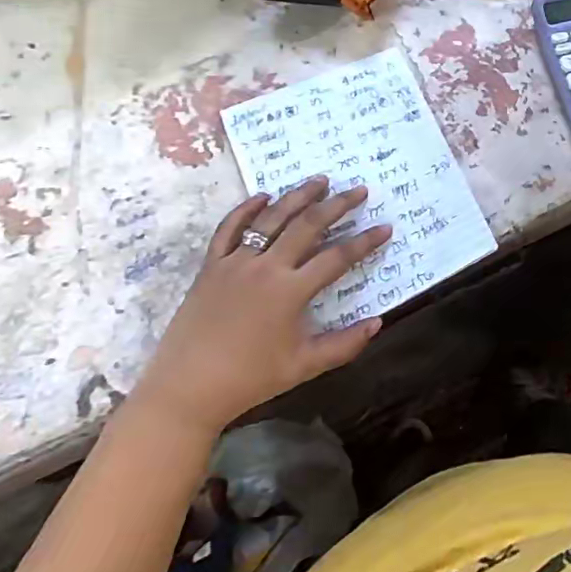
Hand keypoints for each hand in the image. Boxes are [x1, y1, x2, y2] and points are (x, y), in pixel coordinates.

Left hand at [130, 179, 391, 436]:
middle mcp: (265, 268)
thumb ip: (344, 345)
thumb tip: (378, 323)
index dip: (365, 242)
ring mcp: (235, 263)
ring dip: (299, 196)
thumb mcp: (303, 367)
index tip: (385, 228)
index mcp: (289, 292)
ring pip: (272, 218)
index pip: (337, 258)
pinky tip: (264, 196)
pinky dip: (247, 209)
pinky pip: (229, 229)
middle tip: (359, 190)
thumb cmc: (248, 380)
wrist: (185, 391)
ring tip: (320, 180)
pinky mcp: (211, 266)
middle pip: (308, 225)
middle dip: (338, 205)